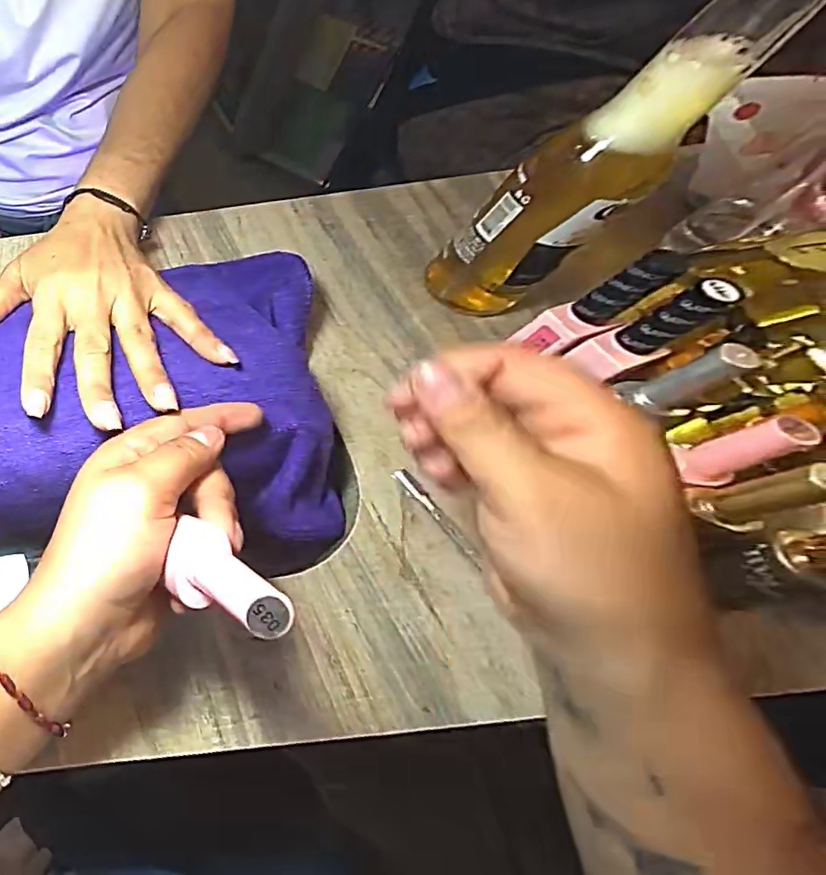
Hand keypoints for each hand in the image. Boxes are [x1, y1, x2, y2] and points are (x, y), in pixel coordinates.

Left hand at [0, 196, 236, 431]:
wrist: (97, 215)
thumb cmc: (54, 252)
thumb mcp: (18, 272)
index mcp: (54, 300)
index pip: (42, 343)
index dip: (38, 375)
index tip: (36, 409)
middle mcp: (91, 301)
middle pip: (95, 348)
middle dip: (101, 386)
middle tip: (107, 423)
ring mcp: (127, 296)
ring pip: (140, 338)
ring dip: (153, 371)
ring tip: (167, 407)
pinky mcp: (155, 289)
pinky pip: (182, 314)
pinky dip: (204, 334)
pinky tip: (226, 359)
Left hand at [14, 403, 263, 678]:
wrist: (90, 621)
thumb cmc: (103, 551)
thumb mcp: (141, 490)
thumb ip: (179, 456)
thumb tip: (209, 431)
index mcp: (124, 458)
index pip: (178, 425)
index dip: (217, 419)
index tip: (255, 415)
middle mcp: (139, 484)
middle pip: (204, 472)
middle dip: (218, 501)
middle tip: (217, 533)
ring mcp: (155, 521)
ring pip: (211, 511)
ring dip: (216, 538)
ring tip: (201, 564)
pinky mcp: (168, 556)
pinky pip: (206, 547)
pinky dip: (205, 563)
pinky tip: (190, 581)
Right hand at [387, 345, 717, 665]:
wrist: (609, 648)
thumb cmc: (580, 563)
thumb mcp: (523, 488)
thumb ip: (473, 424)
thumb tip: (425, 369)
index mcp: (593, 420)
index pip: (513, 364)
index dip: (454, 371)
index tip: (404, 396)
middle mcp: (570, 432)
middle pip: (488, 389)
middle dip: (439, 404)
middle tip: (404, 426)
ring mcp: (544, 461)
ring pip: (472, 419)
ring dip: (437, 431)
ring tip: (423, 458)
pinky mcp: (519, 487)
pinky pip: (472, 451)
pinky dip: (446, 456)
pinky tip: (439, 476)